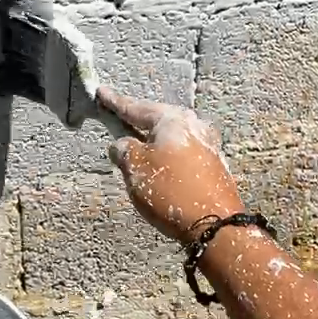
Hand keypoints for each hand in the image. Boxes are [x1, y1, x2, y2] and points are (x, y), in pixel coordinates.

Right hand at [99, 86, 245, 244]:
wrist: (216, 225)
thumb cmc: (171, 190)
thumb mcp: (135, 168)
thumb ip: (124, 149)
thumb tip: (122, 144)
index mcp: (172, 119)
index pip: (136, 108)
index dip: (115, 103)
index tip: (101, 93)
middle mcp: (193, 125)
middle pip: (158, 120)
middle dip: (138, 121)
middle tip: (120, 116)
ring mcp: (207, 145)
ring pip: (171, 137)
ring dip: (154, 142)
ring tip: (139, 146)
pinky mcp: (214, 166)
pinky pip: (182, 153)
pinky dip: (168, 157)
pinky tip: (161, 166)